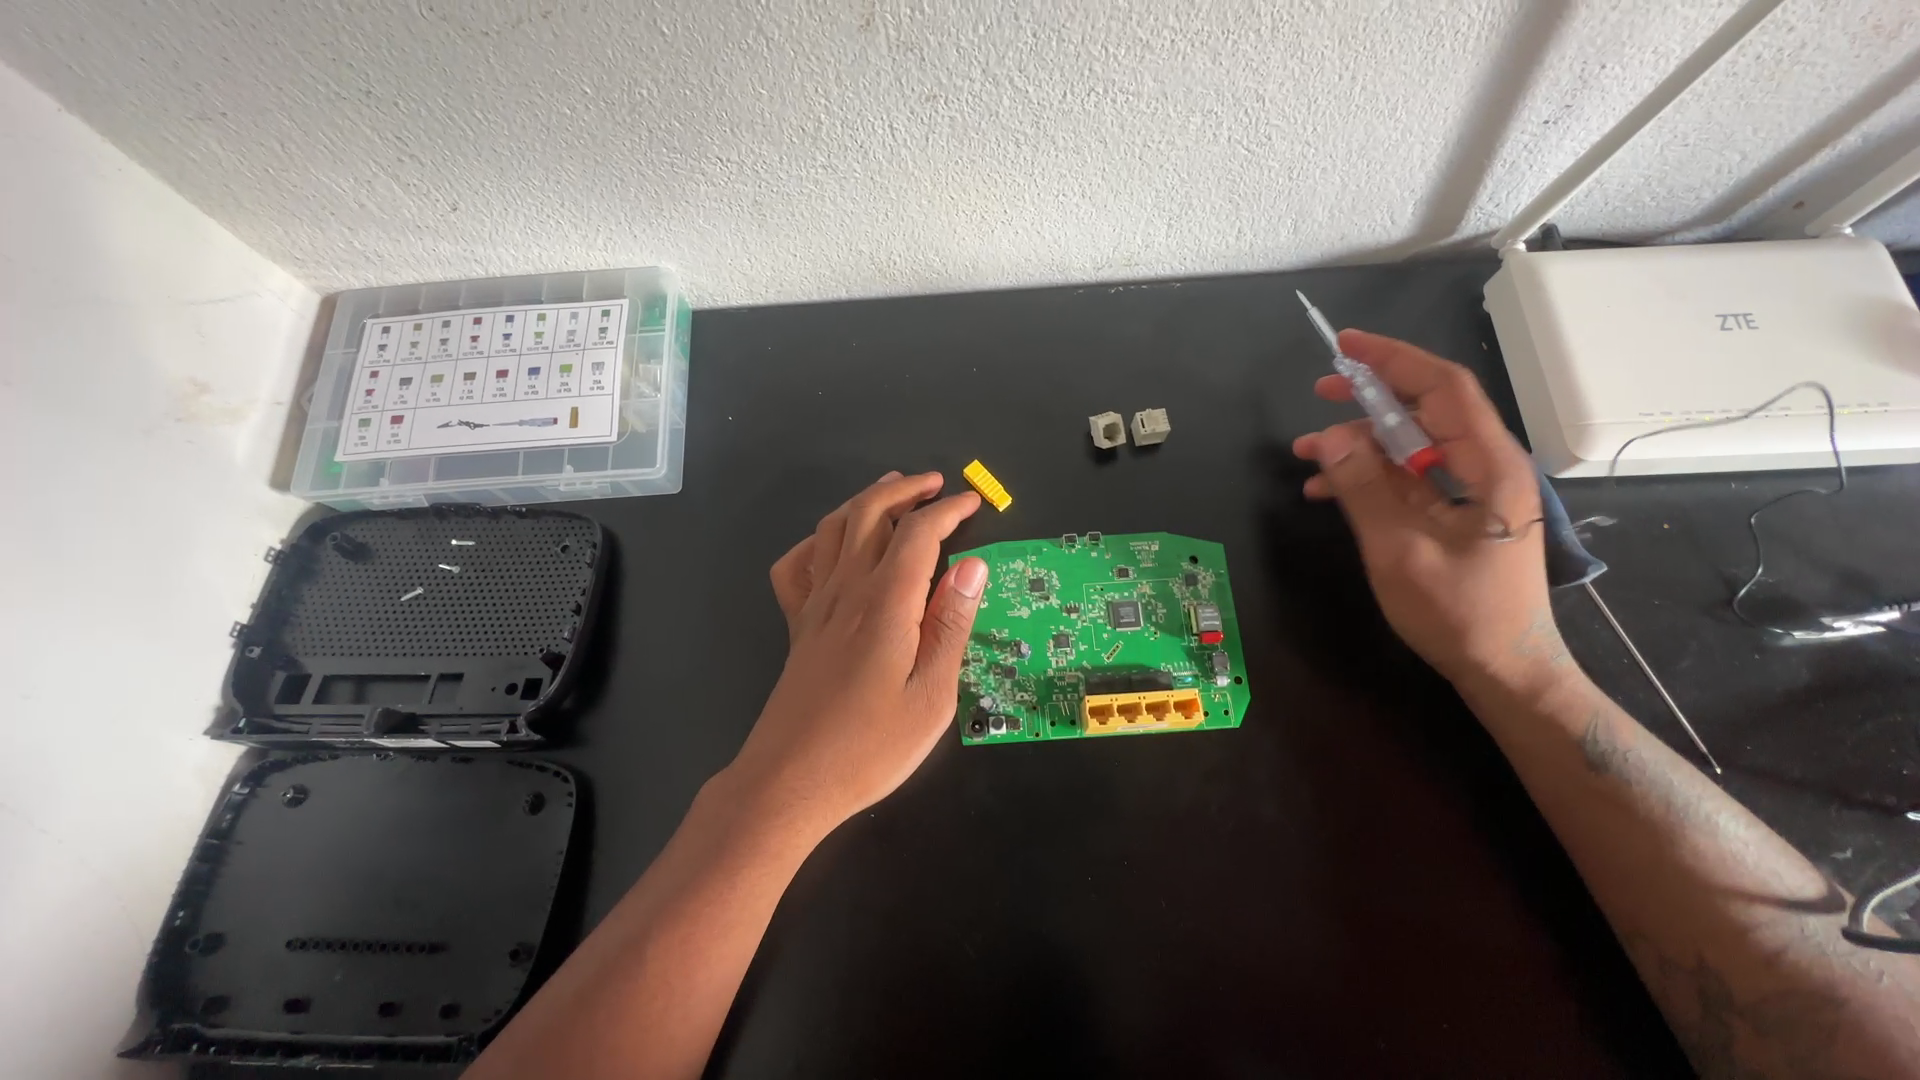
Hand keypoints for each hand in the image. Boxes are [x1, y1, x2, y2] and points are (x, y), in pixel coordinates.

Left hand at [727, 471, 988, 834]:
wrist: (791, 780)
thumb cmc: (871, 746)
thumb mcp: (932, 695)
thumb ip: (951, 625)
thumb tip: (972, 566)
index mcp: (885, 603)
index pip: (918, 534)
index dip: (947, 511)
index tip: (972, 503)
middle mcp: (846, 591)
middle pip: (869, 514)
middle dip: (905, 490)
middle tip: (936, 483)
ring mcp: (815, 605)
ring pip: (834, 529)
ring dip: (865, 501)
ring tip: (892, 491)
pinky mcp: (797, 626)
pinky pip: (798, 565)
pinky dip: (818, 541)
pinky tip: (834, 545)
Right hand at [1291, 330, 1562, 690]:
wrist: (1503, 668)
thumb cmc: (1458, 612)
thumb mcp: (1399, 548)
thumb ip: (1364, 488)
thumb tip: (1329, 437)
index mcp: (1489, 465)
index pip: (1442, 389)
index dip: (1394, 360)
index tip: (1347, 345)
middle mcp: (1486, 467)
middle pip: (1427, 411)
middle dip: (1371, 397)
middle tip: (1321, 391)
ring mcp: (1472, 492)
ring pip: (1412, 447)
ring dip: (1361, 445)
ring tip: (1307, 455)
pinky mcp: (1457, 515)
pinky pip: (1409, 480)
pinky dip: (1370, 478)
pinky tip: (1329, 491)